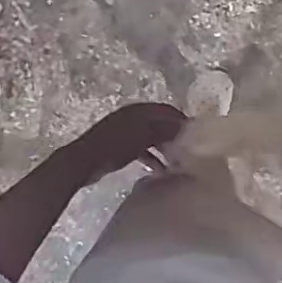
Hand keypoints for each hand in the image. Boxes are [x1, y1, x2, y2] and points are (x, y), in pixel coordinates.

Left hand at [60, 102, 186, 181]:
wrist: (84, 162)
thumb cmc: (114, 146)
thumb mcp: (142, 136)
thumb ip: (163, 130)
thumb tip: (184, 128)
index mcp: (139, 111)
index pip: (167, 111)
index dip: (181, 120)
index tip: (197, 135)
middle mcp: (133, 118)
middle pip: (160, 124)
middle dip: (175, 136)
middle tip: (190, 150)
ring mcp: (126, 133)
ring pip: (152, 138)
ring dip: (164, 148)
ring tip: (178, 162)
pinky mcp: (120, 148)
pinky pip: (142, 150)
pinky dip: (152, 158)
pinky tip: (160, 171)